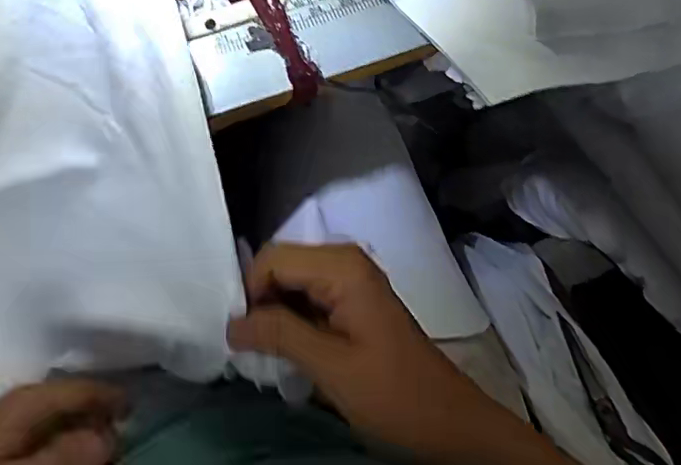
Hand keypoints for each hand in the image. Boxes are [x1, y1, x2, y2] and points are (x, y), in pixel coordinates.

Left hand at [0, 380, 124, 464]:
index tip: (135, 406)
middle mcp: (13, 404)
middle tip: (121, 430)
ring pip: (50, 420)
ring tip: (96, 449)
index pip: (77, 387)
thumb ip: (64, 455)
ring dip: (74, 431)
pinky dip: (54, 444)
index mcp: (23, 402)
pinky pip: (34, 437)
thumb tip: (110, 434)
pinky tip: (58, 455)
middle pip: (65, 400)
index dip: (108, 395)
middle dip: (94, 413)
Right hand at [228, 243, 572, 464]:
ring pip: (292, 280)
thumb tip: (232, 322)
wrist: (448, 422)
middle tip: (253, 347)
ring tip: (270, 352)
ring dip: (276, 313)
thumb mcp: (331, 367)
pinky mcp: (352, 297)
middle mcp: (343, 258)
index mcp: (341, 265)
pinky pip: (308, 294)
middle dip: (261, 301)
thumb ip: (280, 335)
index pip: (272, 257)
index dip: (251, 292)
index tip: (244, 336)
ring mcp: (350, 276)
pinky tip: (291, 349)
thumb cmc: (392, 393)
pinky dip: (293, 318)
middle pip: (281, 264)